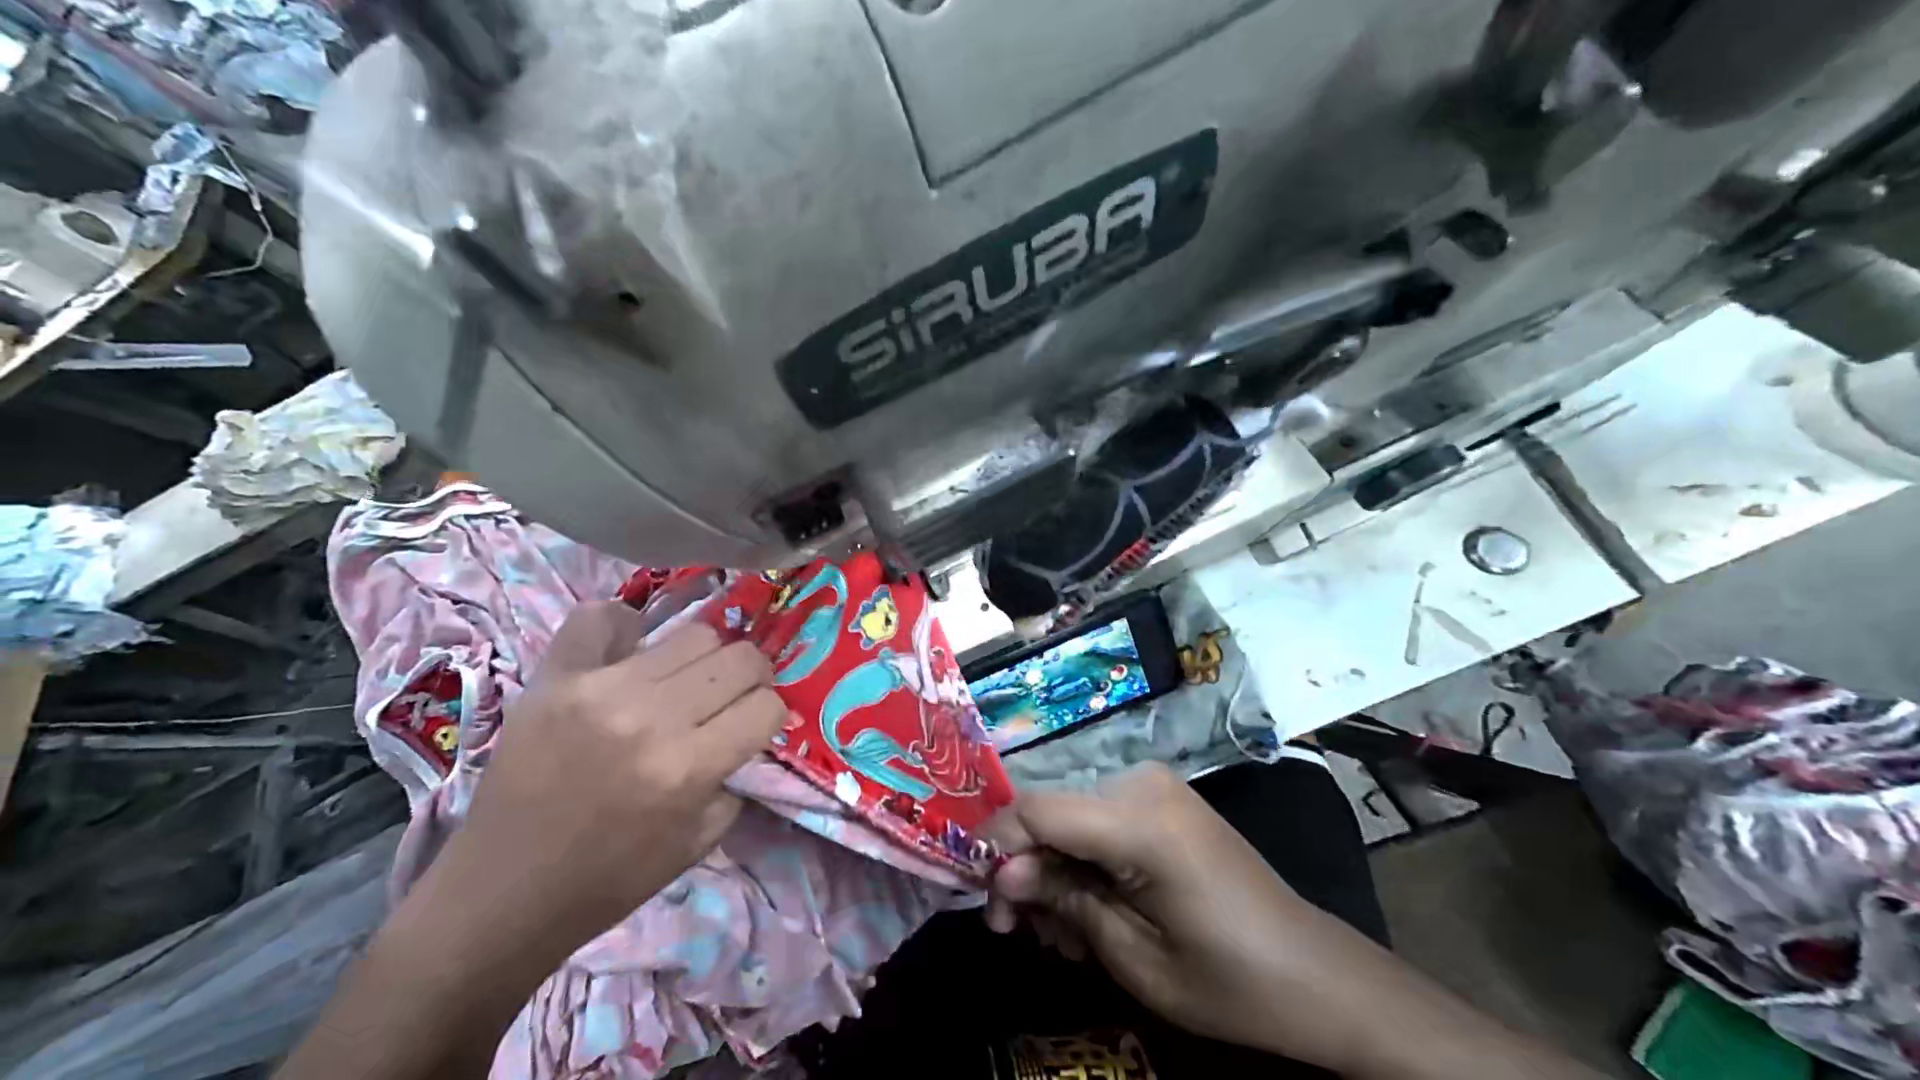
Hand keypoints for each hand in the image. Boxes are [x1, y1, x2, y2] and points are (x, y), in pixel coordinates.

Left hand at [444, 602, 788, 947]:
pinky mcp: (554, 677)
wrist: (503, 893)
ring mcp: (599, 690)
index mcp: (688, 768)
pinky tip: (628, 653)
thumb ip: (736, 777)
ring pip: (694, 633)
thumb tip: (751, 725)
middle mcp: (650, 718)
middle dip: (751, 677)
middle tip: (731, 695)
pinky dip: (624, 628)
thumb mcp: (698, 841)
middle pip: (741, 658)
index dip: (770, 714)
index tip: (755, 723)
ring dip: (704, 657)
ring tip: (684, 679)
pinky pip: (602, 616)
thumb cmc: (610, 879)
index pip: (766, 706)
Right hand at [986, 764, 1363, 1061]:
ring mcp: (1154, 787)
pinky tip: (1087, 910)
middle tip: (1016, 931)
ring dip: (1053, 871)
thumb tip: (1000, 874)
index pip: (1038, 809)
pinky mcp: (1161, 800)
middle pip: (1050, 813)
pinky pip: (1098, 820)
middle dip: (1024, 870)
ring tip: (1059, 936)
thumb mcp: (1133, 955)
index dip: (996, 846)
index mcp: (1140, 821)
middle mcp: (1142, 785)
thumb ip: (1063, 900)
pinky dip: (1082, 861)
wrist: (1313, 973)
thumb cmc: (1228, 980)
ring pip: (1069, 818)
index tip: (982, 898)